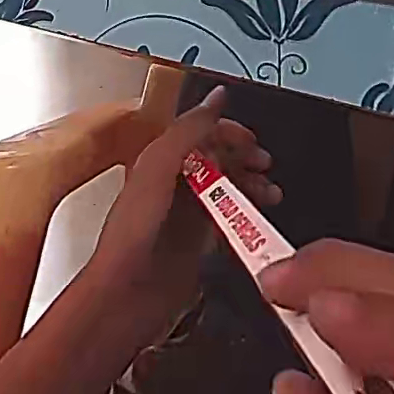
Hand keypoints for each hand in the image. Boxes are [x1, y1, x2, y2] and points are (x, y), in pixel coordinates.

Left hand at [87, 86, 280, 310]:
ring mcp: (186, 211)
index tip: (252, 140)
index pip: (201, 130)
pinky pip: (228, 217)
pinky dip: (247, 212)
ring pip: (227, 186)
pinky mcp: (197, 240)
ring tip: (269, 192)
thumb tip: (217, 96)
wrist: (124, 296)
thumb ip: (189, 129)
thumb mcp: (160, 166)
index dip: (228, 131)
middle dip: (244, 156)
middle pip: (218, 156)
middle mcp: (174, 180)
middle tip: (264, 165)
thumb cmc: (134, 230)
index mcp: (161, 156)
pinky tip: (260, 216)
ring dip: (250, 184)